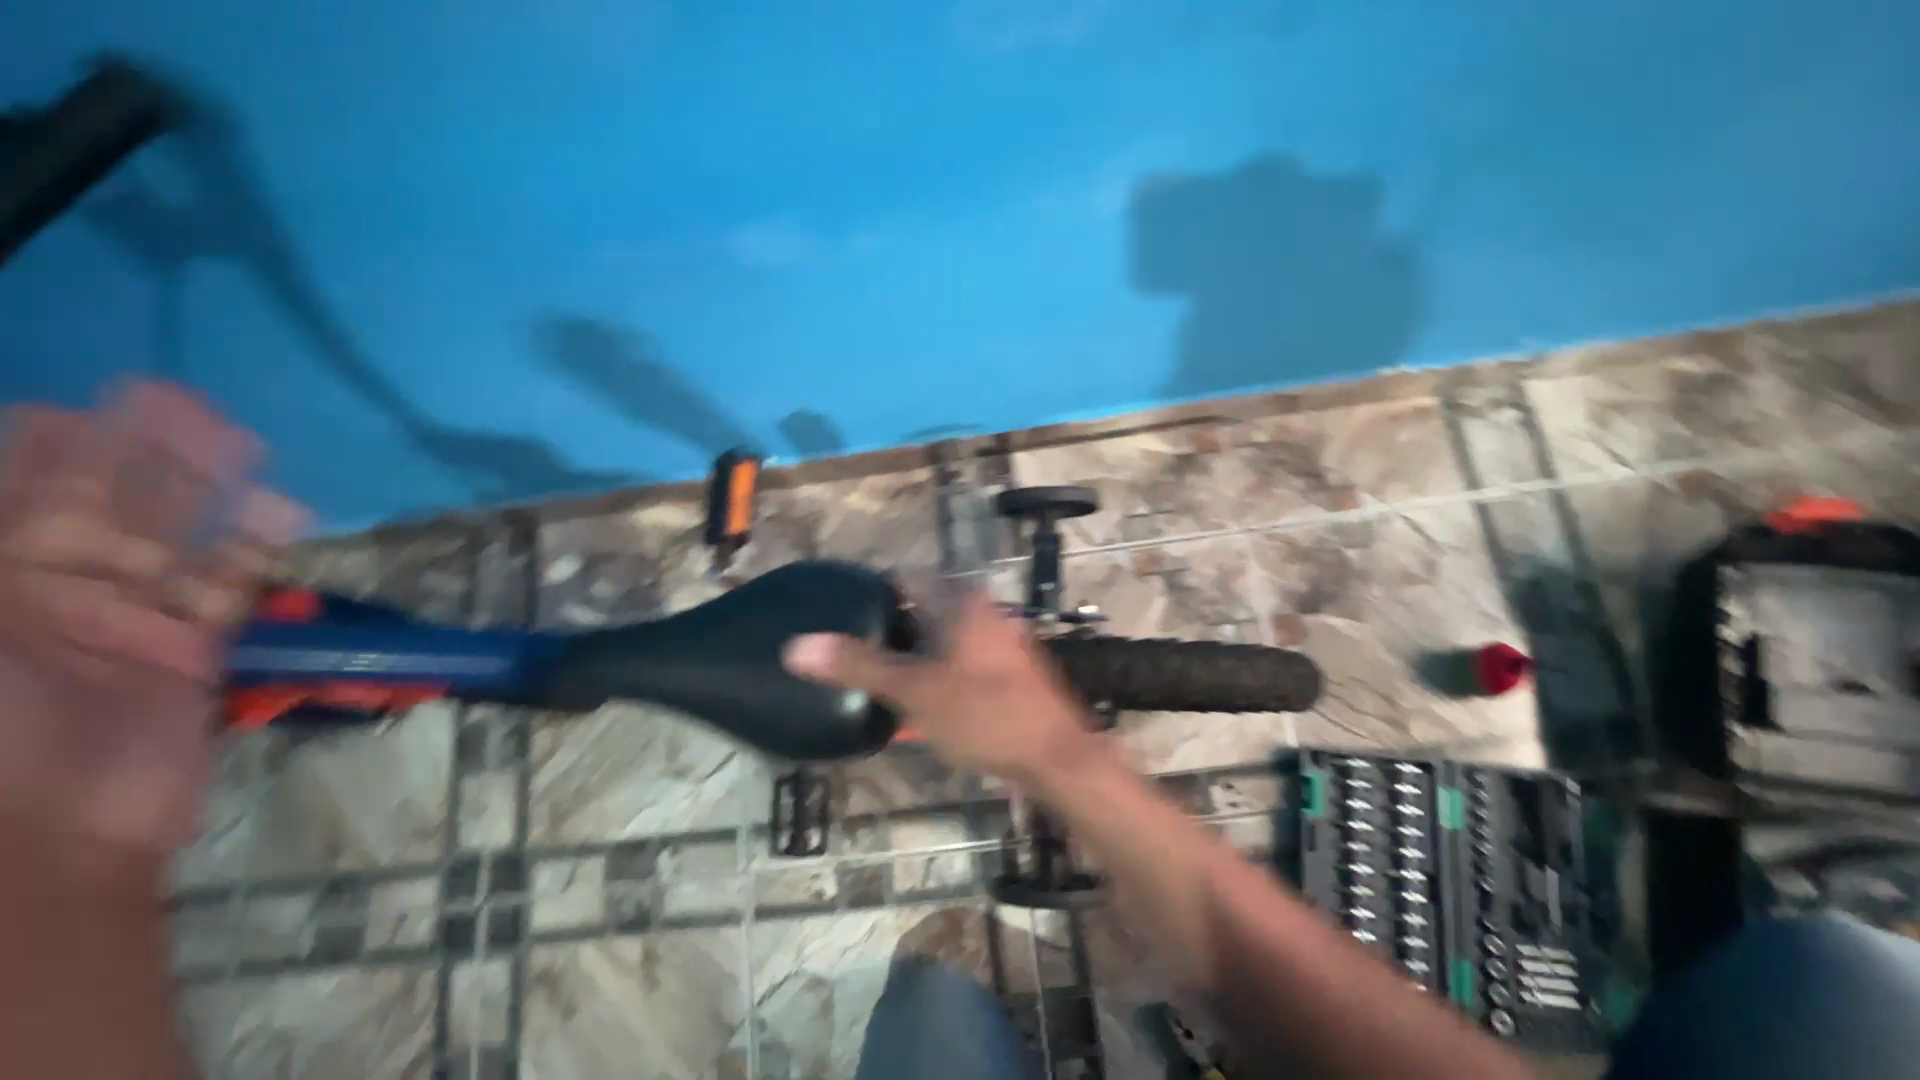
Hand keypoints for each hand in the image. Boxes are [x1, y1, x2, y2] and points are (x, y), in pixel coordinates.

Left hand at [0, 382, 303, 882]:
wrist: (45, 837)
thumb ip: (15, 547)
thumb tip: (41, 440)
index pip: (20, 491)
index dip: (52, 446)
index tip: (91, 410)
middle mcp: (52, 588)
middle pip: (105, 506)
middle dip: (142, 457)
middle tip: (185, 405)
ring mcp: (126, 618)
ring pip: (174, 538)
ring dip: (206, 493)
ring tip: (240, 442)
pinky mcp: (192, 648)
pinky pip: (226, 588)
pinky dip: (251, 553)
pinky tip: (279, 518)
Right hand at [782, 590, 1095, 786]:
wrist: (1059, 759)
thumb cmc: (986, 715)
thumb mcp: (915, 692)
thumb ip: (859, 666)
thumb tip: (797, 646)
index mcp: (963, 604)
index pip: (908, 578)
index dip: (874, 592)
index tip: (843, 612)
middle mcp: (987, 613)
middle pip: (928, 608)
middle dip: (893, 627)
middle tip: (855, 651)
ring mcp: (1005, 643)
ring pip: (948, 638)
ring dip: (918, 653)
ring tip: (883, 679)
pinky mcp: (1015, 674)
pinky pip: (966, 662)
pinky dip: (941, 673)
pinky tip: (926, 703)